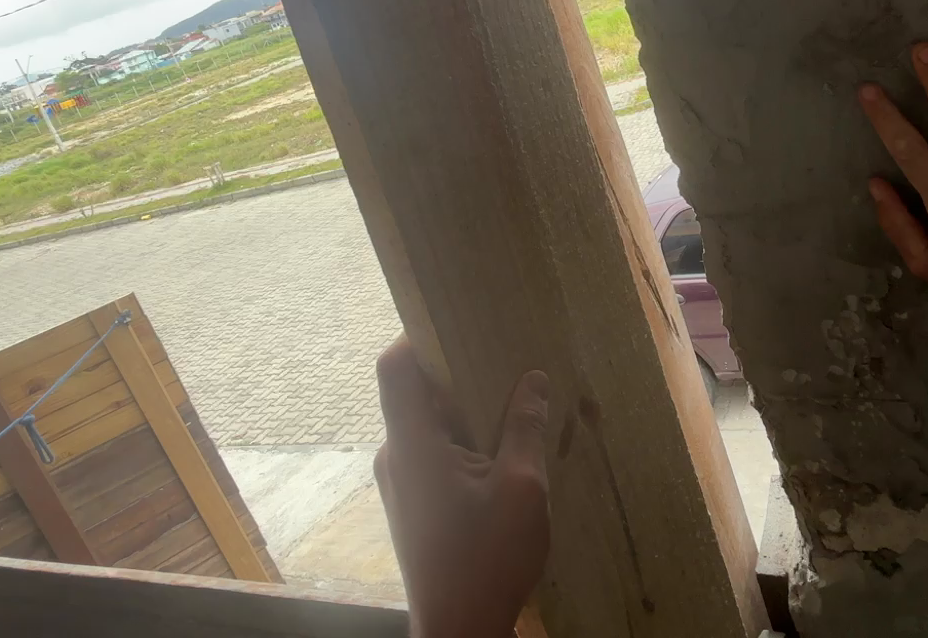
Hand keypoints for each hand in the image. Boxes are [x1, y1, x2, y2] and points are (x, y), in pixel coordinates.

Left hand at [374, 338, 550, 637]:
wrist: (460, 635)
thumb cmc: (487, 559)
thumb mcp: (522, 486)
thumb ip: (525, 426)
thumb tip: (533, 379)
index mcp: (413, 445)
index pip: (394, 368)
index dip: (417, 335)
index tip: (457, 322)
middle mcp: (397, 456)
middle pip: (415, 391)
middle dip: (459, 372)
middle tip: (505, 360)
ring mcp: (402, 481)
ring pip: (428, 423)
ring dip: (466, 409)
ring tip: (513, 403)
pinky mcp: (413, 502)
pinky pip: (432, 450)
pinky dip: (463, 438)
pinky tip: (502, 449)